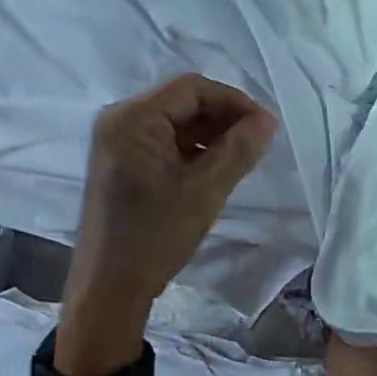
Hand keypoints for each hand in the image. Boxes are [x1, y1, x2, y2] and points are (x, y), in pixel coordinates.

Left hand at [59, 75, 274, 372]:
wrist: (109, 286)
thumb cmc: (155, 236)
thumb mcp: (205, 191)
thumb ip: (238, 150)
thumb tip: (267, 121)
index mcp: (132, 119)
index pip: (192, 89)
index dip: (234, 101)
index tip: (266, 127)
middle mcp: (119, 121)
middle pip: (182, 102)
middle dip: (224, 118)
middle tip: (258, 142)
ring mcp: (117, 143)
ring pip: (175, 123)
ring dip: (210, 134)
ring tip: (242, 157)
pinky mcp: (121, 164)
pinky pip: (163, 143)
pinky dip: (192, 150)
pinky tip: (215, 169)